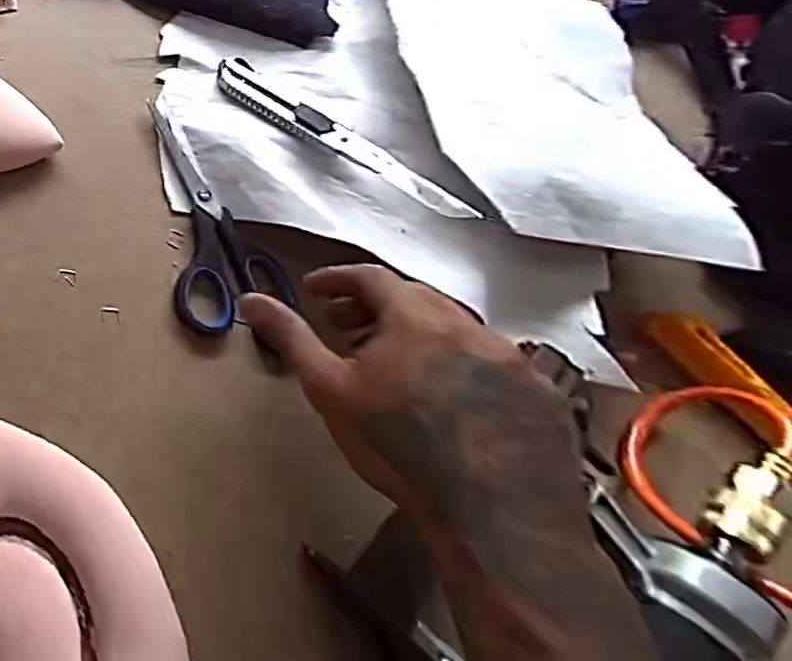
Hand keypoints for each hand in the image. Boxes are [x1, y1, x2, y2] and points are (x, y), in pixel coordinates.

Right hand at [238, 265, 578, 532]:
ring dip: (417, 330)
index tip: (316, 290)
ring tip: (390, 360)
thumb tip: (252, 300)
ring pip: (457, 328)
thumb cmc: (400, 448)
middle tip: (344, 324)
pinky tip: (441, 392)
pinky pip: (493, 361)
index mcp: (418, 321)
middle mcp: (473, 332)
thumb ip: (290, 336)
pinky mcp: (545, 400)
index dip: (338, 278)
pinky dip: (457, 360)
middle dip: (374, 303)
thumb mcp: (328, 387)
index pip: (373, 277)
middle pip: (416, 297)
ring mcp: (517, 366)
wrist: (497, 520)